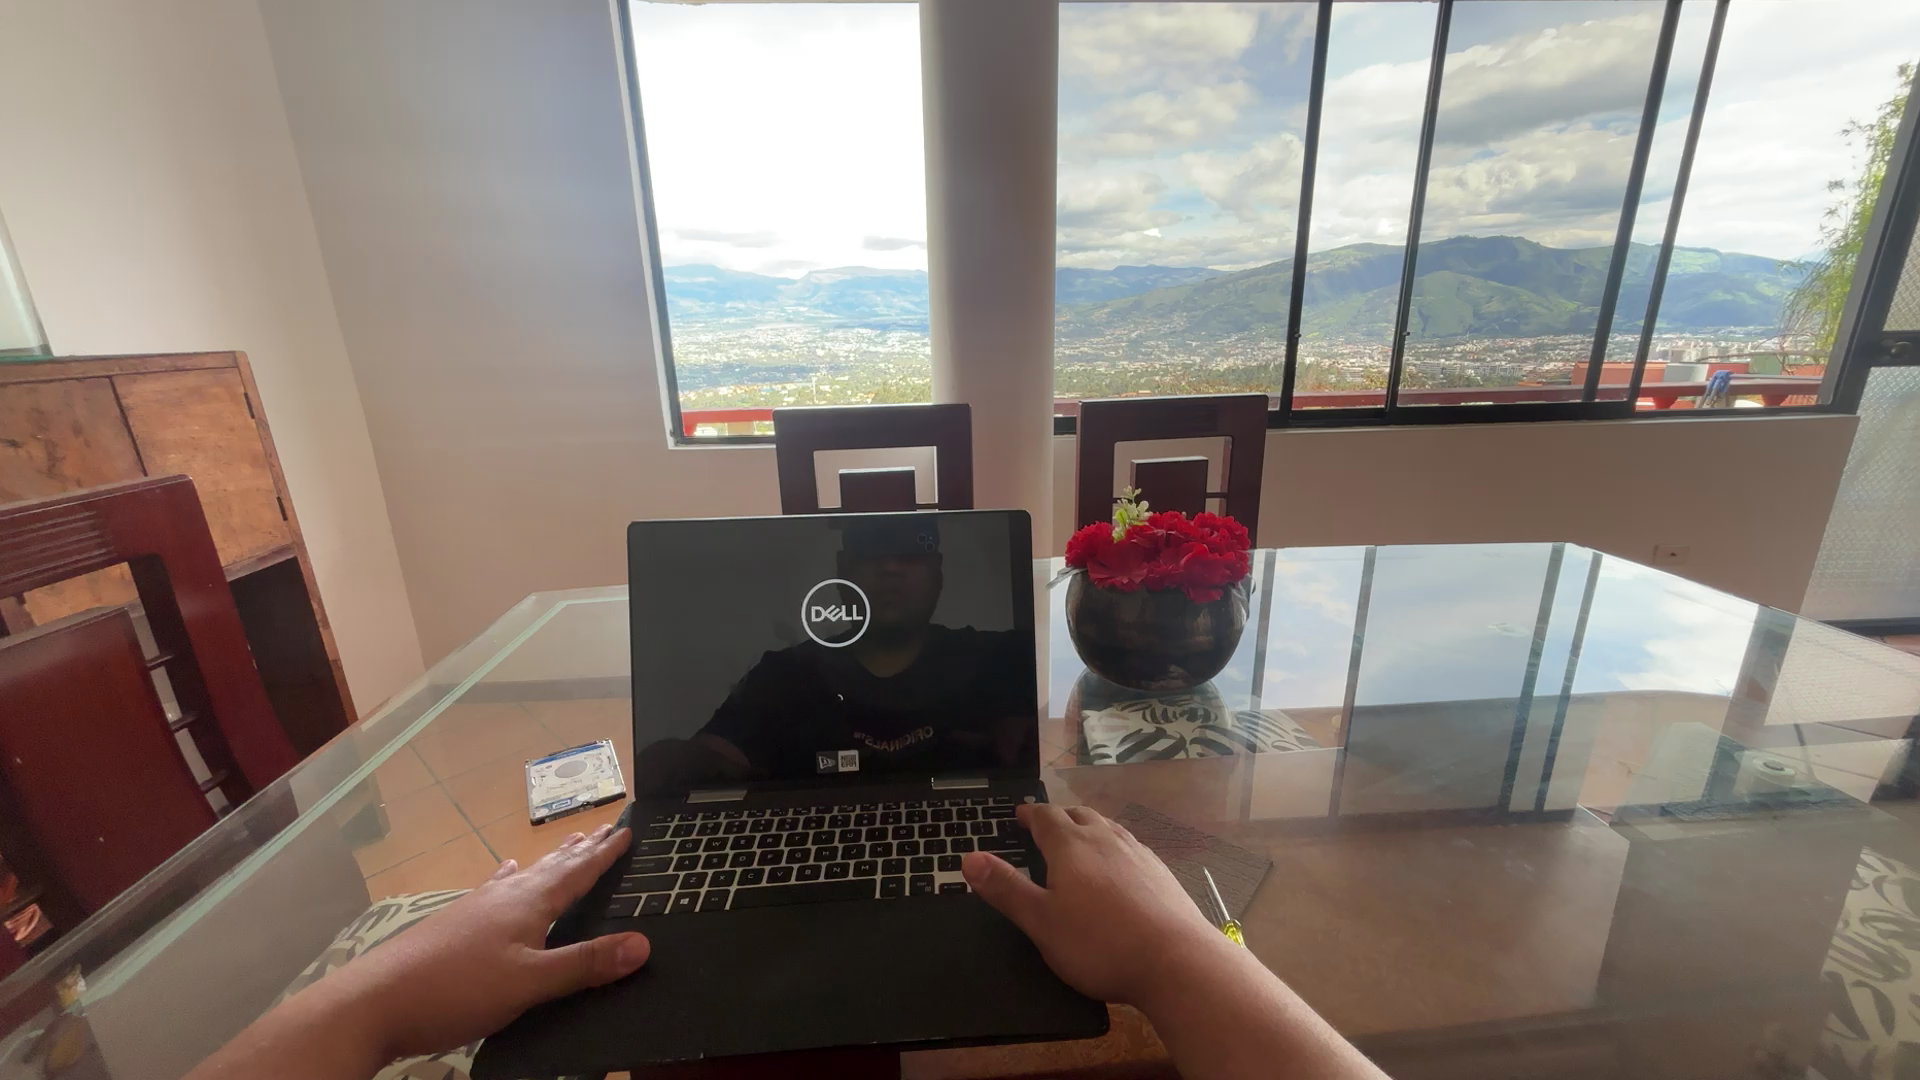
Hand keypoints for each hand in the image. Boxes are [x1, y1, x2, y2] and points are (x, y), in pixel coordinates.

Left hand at [313, 824, 649, 1058]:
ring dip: (553, 858)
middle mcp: (509, 895)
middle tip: (607, 827)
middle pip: (556, 865)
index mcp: (532, 903)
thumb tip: (643, 945)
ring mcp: (479, 906)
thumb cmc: (457, 990)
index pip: (580, 871)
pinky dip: (509, 875)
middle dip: (585, 848)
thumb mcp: (529, 983)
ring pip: (528, 873)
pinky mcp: (455, 921)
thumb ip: (585, 964)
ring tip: (570, 841)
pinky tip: (506, 870)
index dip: (606, 853)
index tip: (628, 829)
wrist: (369, 1005)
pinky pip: (495, 886)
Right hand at [961, 804, 1231, 1005]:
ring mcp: (1136, 851)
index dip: (1029, 814)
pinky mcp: (1159, 870)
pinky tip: (1118, 864)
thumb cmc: (1099, 943)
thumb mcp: (1041, 922)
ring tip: (1080, 835)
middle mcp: (1103, 838)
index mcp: (1071, 846)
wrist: (1176, 961)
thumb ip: (1005, 889)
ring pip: (1106, 826)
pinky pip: (1129, 845)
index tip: (1019, 814)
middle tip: (1045, 824)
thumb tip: (969, 857)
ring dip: (1088, 826)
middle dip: (1058, 816)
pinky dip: (1114, 845)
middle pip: (1077, 815)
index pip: (1045, 817)